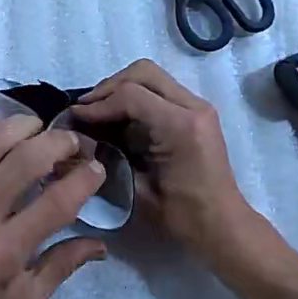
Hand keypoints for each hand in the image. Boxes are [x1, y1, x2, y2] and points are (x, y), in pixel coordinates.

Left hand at [0, 112, 108, 298]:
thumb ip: (63, 268)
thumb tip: (102, 242)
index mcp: (2, 253)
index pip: (57, 202)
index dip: (85, 178)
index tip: (96, 168)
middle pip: (27, 159)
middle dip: (61, 142)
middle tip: (72, 143)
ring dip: (26, 125)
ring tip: (40, 130)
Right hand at [72, 60, 260, 265]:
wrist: (223, 225)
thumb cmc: (183, 217)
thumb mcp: (138, 190)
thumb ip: (112, 155)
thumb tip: (84, 136)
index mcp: (181, 126)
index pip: (131, 95)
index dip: (98, 104)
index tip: (74, 118)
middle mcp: (193, 107)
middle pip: (143, 73)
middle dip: (109, 87)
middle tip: (85, 110)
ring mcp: (198, 106)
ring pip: (152, 76)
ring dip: (122, 88)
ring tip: (97, 112)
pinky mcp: (197, 112)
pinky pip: (160, 90)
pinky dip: (135, 95)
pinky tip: (118, 117)